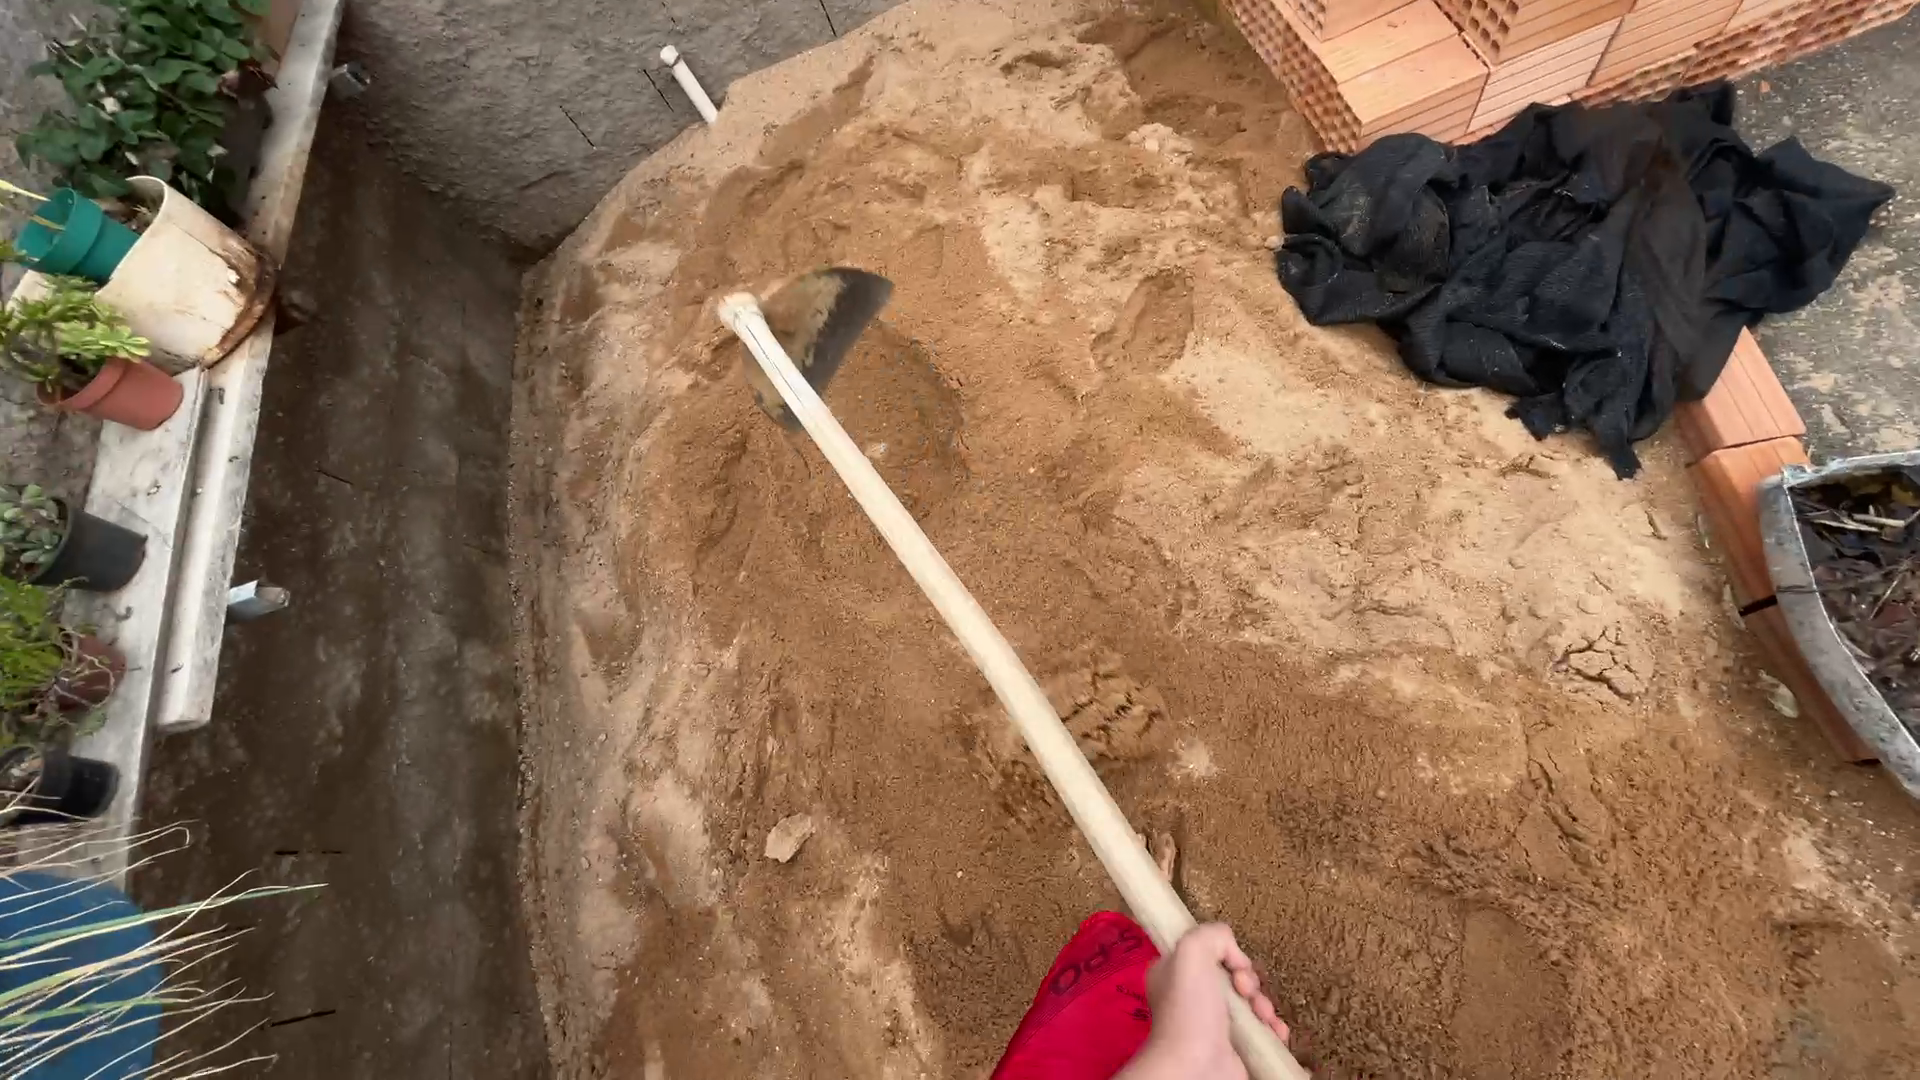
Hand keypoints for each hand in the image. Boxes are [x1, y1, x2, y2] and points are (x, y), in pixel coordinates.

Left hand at [1116, 923, 1289, 1079]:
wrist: (1198, 1067)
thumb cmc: (1190, 1007)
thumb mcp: (1191, 950)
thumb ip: (1213, 934)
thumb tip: (1235, 952)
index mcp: (1173, 971)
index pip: (1206, 950)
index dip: (1225, 953)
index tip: (1234, 964)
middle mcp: (1192, 996)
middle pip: (1231, 974)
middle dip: (1249, 980)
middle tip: (1246, 991)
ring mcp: (1214, 1023)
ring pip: (1249, 1001)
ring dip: (1264, 1003)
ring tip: (1263, 1014)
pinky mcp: (1236, 1047)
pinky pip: (1261, 1029)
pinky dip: (1273, 1028)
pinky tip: (1276, 1031)